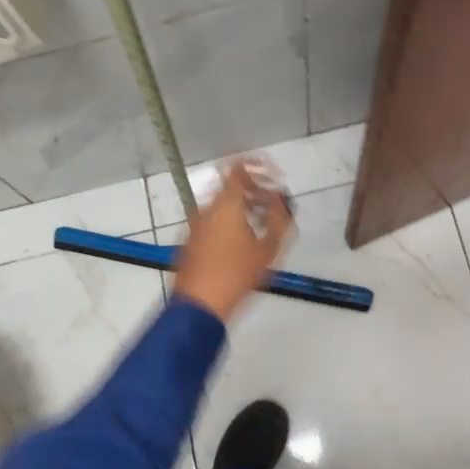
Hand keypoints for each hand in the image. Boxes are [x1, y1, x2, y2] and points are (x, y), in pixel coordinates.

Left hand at [172, 160, 293, 320]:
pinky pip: (212, 220)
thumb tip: (280, 202)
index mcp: (226, 204)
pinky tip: (240, 242)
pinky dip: (227, 221)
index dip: (258, 165)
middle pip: (231, 187)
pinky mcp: (189, 239)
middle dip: (254, 191)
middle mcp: (207, 207)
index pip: (238, 168)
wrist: (199, 303)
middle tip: (273, 205)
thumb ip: (279, 220)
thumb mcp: (268, 249)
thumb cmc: (237, 274)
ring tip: (260, 225)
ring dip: (242, 208)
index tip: (274, 176)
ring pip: (221, 205)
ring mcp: (194, 223)